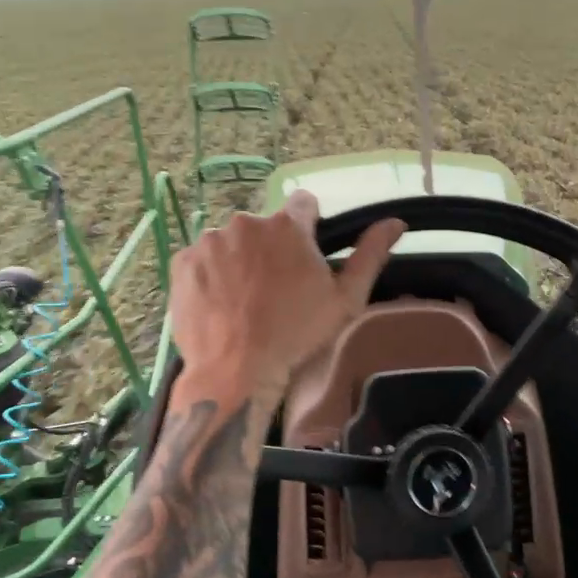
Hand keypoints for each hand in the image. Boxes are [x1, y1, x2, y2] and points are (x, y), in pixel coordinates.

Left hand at [169, 190, 406, 397]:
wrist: (236, 372)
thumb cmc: (297, 336)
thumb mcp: (346, 300)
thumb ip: (370, 254)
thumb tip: (396, 222)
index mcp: (288, 226)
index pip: (304, 204)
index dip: (309, 228)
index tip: (307, 258)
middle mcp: (246, 223)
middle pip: (265, 227)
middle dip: (272, 249)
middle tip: (277, 292)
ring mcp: (209, 242)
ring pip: (232, 243)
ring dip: (240, 261)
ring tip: (246, 303)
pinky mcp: (182, 263)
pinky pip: (202, 260)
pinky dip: (211, 276)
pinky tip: (221, 306)